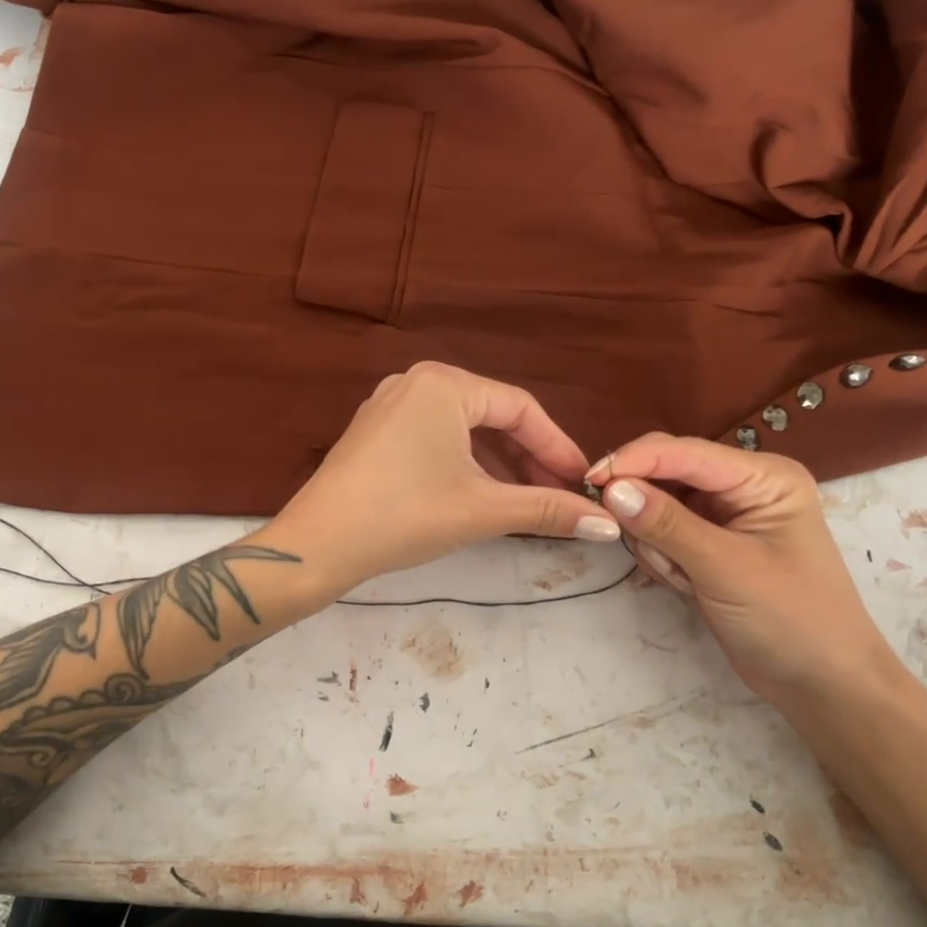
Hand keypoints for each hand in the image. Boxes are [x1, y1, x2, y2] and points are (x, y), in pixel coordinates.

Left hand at [268, 362, 621, 591]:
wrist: (317, 544)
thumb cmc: (403, 516)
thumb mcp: (482, 510)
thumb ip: (547, 510)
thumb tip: (609, 526)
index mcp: (443, 383)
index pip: (521, 408)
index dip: (558, 447)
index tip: (585, 485)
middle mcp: (414, 382)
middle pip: (491, 416)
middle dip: (529, 458)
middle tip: (560, 498)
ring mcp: (388, 406)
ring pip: (462, 430)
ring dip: (499, 464)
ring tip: (528, 503)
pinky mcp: (373, 433)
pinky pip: (434, 439)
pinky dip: (464, 465)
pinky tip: (483, 496)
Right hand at [585, 432, 902, 705]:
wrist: (820, 684)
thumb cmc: (790, 620)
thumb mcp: (726, 569)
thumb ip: (666, 525)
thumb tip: (610, 489)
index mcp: (763, 477)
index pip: (684, 452)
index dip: (634, 461)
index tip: (589, 480)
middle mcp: (741, 486)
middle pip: (664, 473)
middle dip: (645, 508)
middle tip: (639, 545)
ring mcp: (722, 515)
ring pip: (654, 504)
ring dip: (654, 541)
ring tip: (683, 579)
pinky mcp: (706, 543)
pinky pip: (658, 532)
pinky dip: (659, 556)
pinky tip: (684, 584)